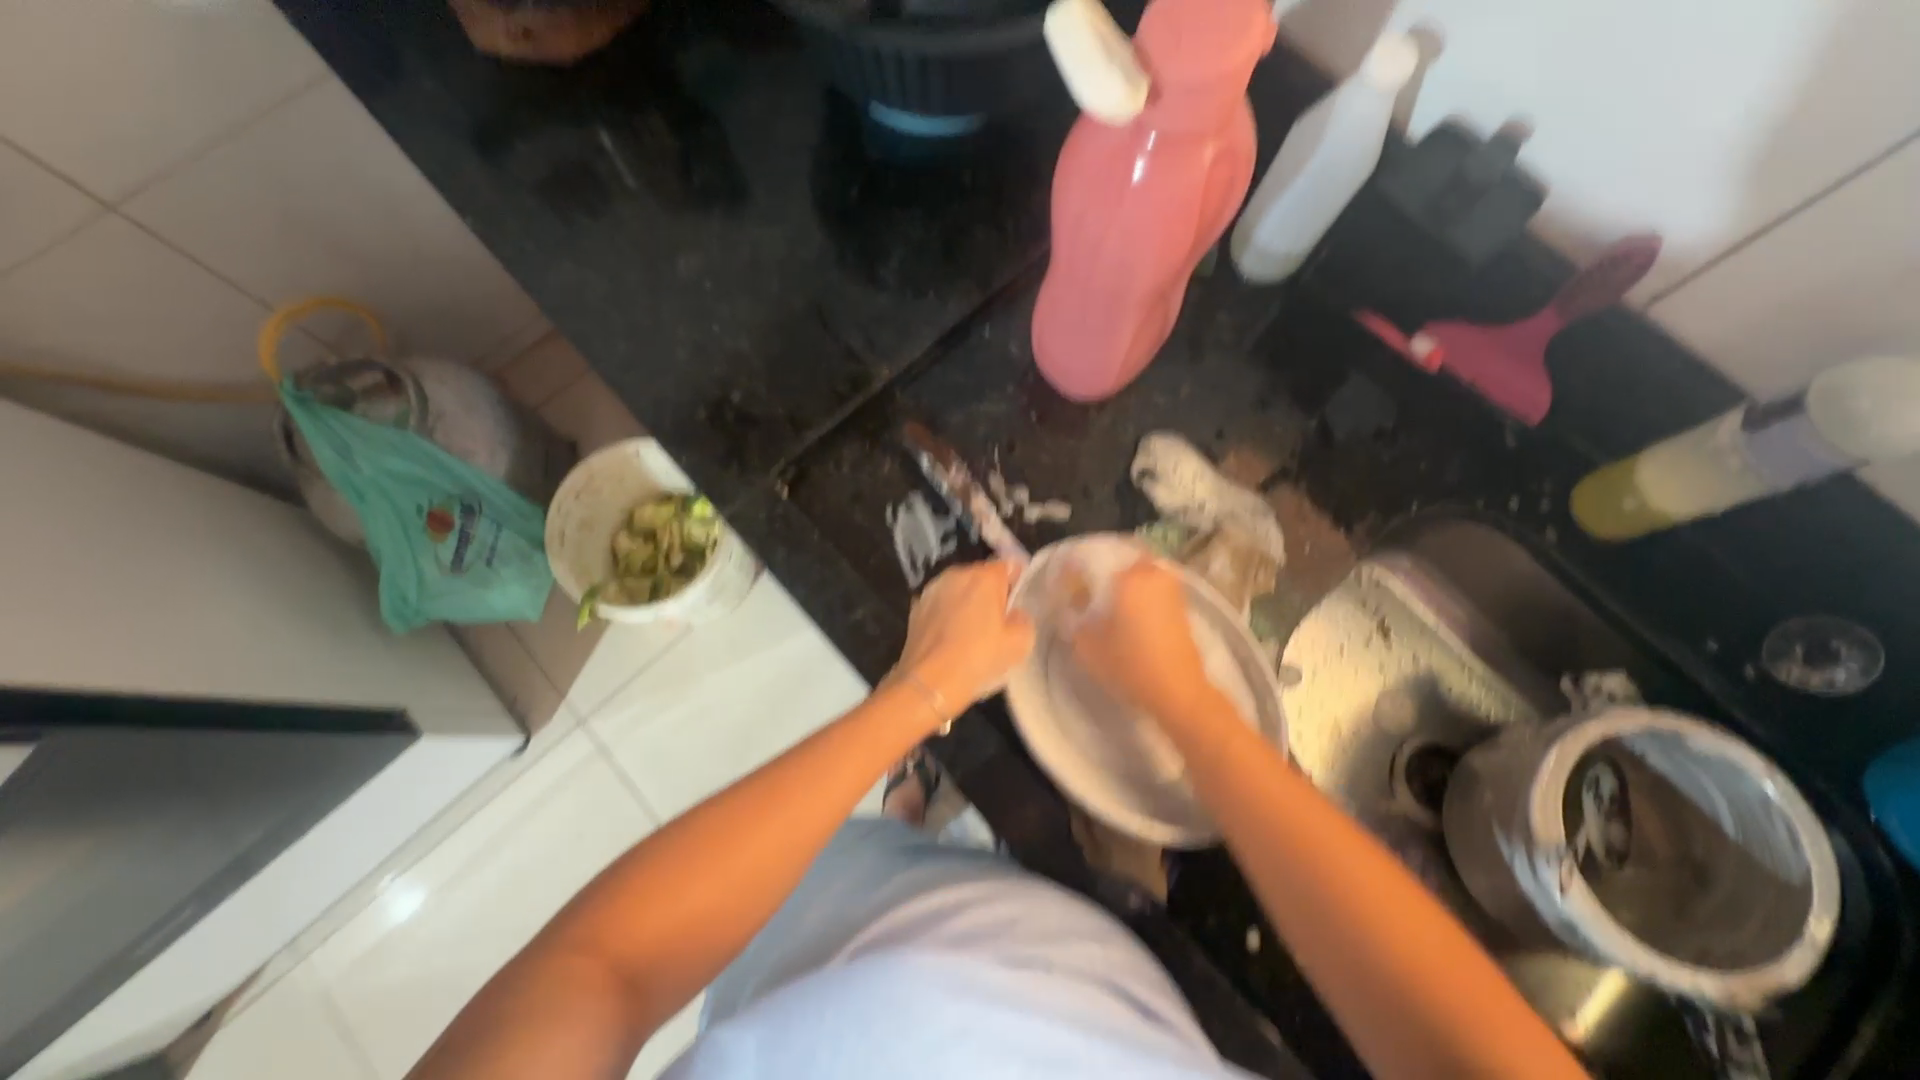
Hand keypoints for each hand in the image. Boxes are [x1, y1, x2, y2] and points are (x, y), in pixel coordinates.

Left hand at [886, 559, 1034, 729]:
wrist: (928, 682)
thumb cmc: (978, 659)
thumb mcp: (1019, 644)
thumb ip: (1023, 619)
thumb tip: (1014, 614)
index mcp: (984, 577)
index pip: (1009, 565)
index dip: (1018, 583)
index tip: (1020, 604)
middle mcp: (956, 575)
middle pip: (982, 576)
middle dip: (991, 593)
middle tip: (999, 622)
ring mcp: (932, 590)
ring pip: (959, 590)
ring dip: (968, 603)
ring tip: (974, 631)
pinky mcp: (916, 607)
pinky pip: (942, 604)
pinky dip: (949, 614)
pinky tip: (952, 638)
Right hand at [1065, 559, 1211, 721]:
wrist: (1178, 690)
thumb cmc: (1130, 665)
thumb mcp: (1087, 645)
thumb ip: (1073, 617)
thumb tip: (1070, 600)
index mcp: (1127, 576)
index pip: (1091, 555)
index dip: (1071, 565)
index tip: (1060, 579)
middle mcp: (1151, 571)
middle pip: (1118, 553)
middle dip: (1098, 563)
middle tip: (1082, 581)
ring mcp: (1169, 584)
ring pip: (1137, 565)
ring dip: (1119, 573)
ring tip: (1102, 593)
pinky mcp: (1179, 600)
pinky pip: (1151, 580)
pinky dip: (1136, 585)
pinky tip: (1124, 604)